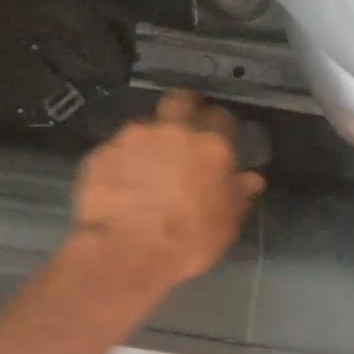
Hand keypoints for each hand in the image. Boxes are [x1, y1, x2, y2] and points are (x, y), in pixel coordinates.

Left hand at [70, 92, 264, 288]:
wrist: (125, 252)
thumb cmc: (186, 242)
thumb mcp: (224, 225)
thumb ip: (238, 195)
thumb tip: (251, 178)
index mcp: (210, 145)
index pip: (221, 117)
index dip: (220, 126)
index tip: (218, 139)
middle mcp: (172, 130)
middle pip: (180, 100)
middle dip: (183, 109)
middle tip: (182, 131)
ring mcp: (133, 137)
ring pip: (145, 125)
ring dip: (149, 140)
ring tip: (145, 167)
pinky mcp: (102, 151)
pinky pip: (116, 149)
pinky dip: (121, 161)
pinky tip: (119, 183)